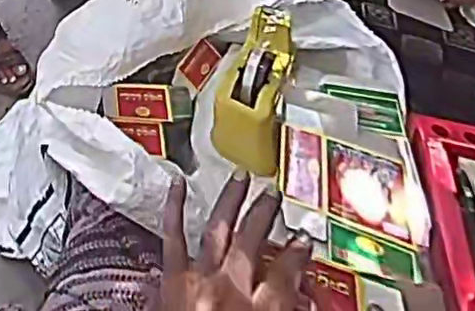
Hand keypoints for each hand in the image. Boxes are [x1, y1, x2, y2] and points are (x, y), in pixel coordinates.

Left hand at [161, 173, 309, 310]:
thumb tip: (302, 303)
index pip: (287, 279)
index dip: (298, 257)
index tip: (305, 241)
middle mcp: (228, 291)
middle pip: (253, 244)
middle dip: (265, 216)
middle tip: (274, 195)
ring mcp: (196, 280)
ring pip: (217, 229)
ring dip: (231, 201)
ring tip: (241, 176)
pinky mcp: (169, 279)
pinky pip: (171, 235)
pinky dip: (174, 206)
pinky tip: (177, 182)